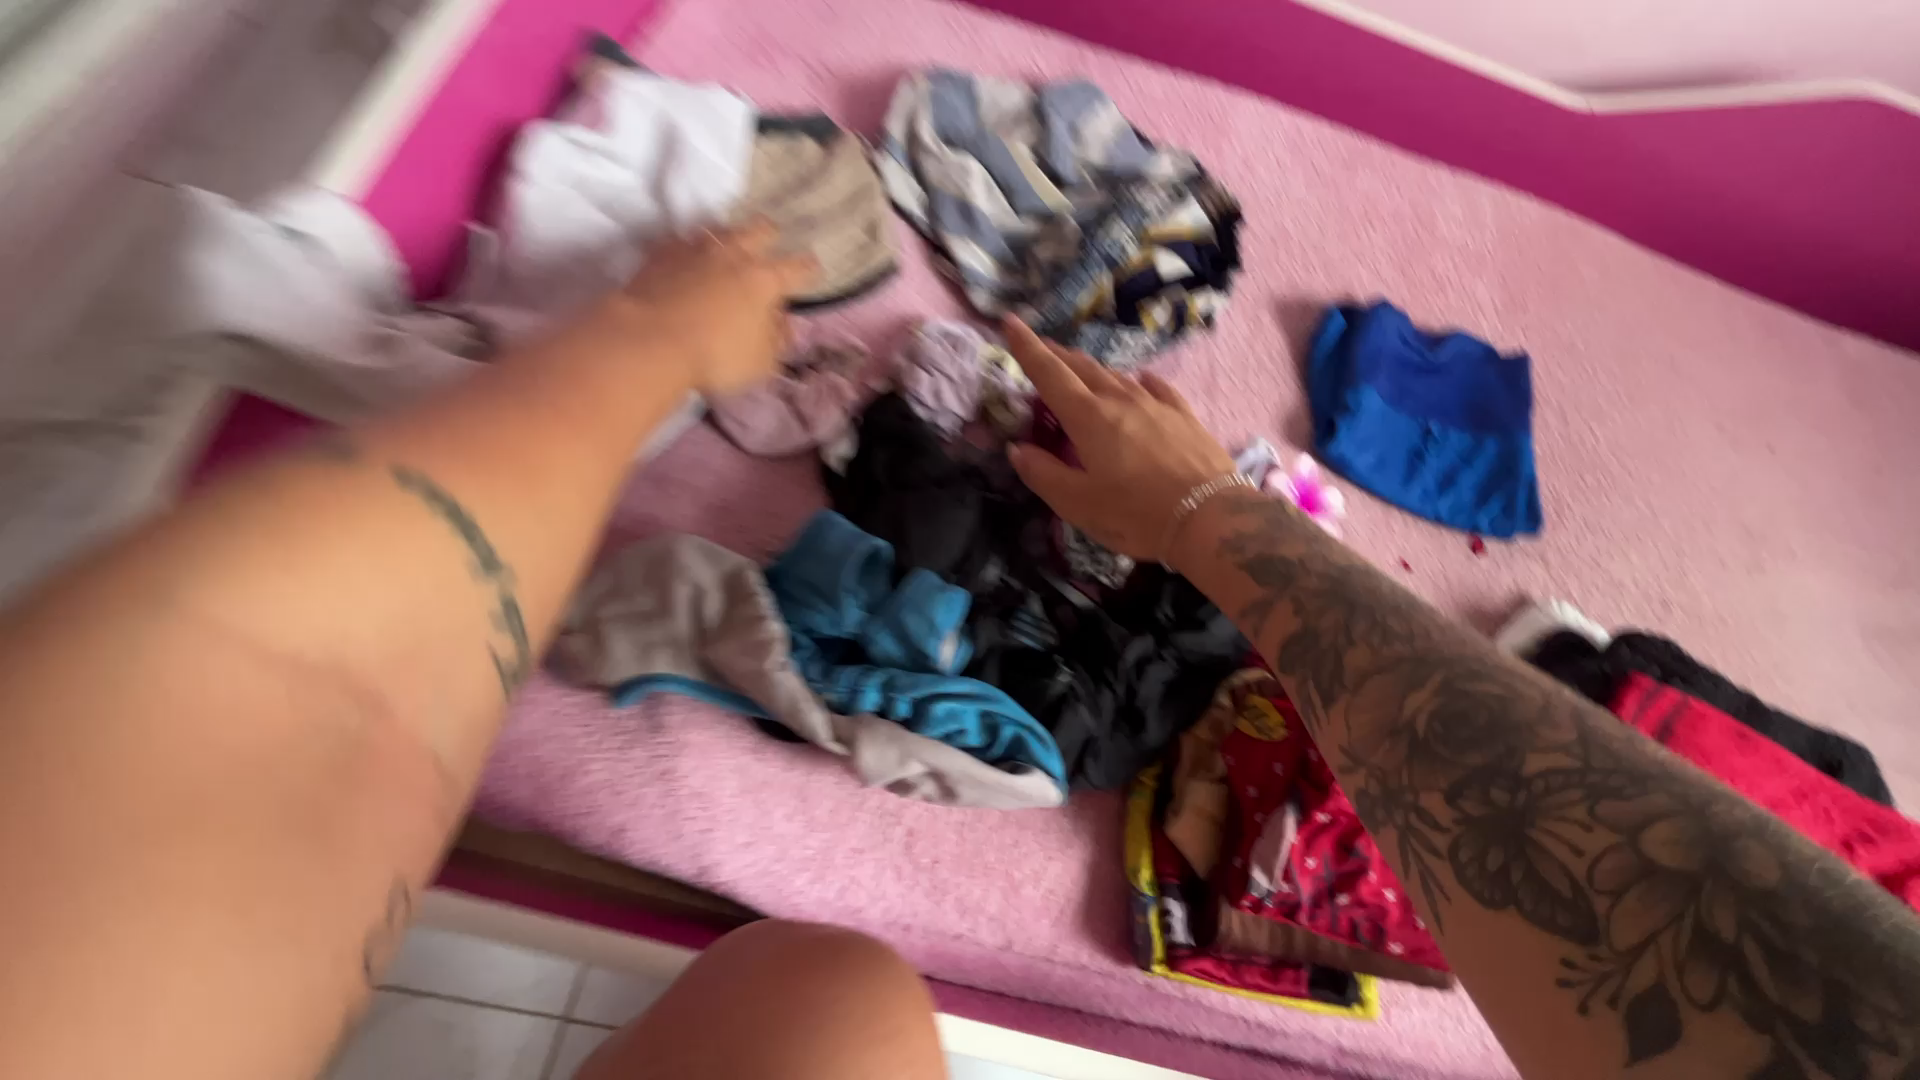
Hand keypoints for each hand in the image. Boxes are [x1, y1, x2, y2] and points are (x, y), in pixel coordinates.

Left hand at [593, 221, 818, 395]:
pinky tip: (687, 259)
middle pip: (759, 230)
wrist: (649, 341)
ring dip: (728, 238)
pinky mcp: (660, 254)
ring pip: (719, 230)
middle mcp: (733, 255)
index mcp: (764, 280)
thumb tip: (782, 323)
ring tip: (727, 248)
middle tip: (771, 242)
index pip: (798, 268)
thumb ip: (777, 339)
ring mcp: (694, 249)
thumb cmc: (716, 356)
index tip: (814, 268)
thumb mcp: (761, 362)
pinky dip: (689, 249)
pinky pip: (681, 242)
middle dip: (770, 235)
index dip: (809, 268)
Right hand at [1003, 316, 1238, 562]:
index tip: (1009, 322)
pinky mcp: (1184, 417)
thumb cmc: (1135, 514)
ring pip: (1116, 376)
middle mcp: (1120, 400)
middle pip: (1083, 368)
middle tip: (1042, 349)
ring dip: (1093, 371)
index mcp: (1088, 418)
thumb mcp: (1077, 504)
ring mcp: (1156, 405)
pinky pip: (1155, 388)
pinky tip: (1139, 381)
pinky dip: (1138, 382)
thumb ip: (1043, 473)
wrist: (1210, 519)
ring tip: (1081, 372)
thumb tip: (1018, 449)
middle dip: (1057, 355)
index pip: (1049, 373)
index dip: (1026, 348)